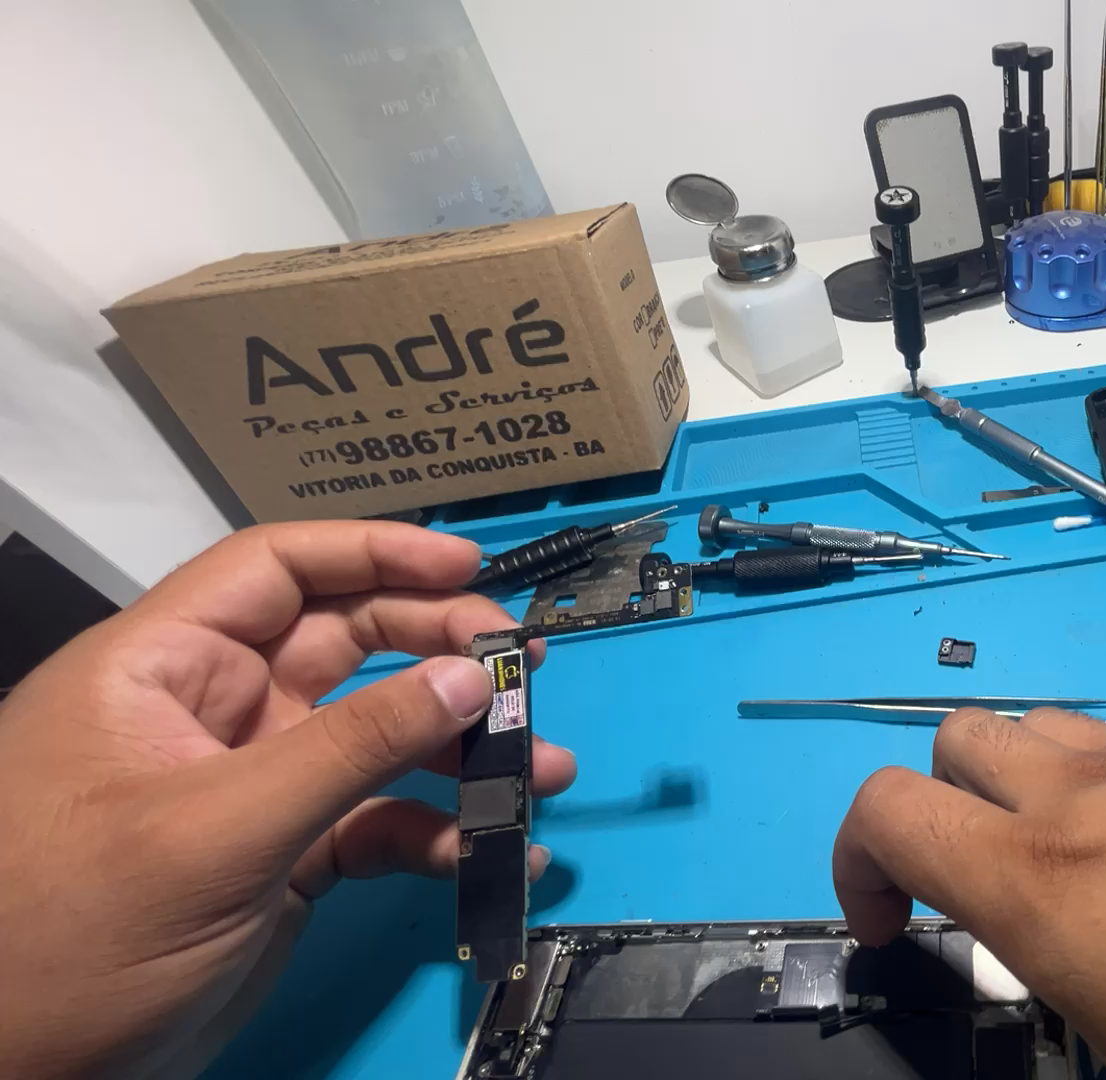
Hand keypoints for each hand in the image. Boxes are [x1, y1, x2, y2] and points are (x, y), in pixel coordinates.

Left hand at [0, 522, 575, 1079]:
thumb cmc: (59, 944)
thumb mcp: (214, 831)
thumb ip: (355, 746)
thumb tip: (474, 680)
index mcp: (169, 672)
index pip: (280, 570)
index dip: (378, 552)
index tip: (472, 567)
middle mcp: (230, 710)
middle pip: (363, 639)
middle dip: (451, 651)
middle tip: (525, 671)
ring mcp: (274, 779)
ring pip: (397, 729)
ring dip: (475, 749)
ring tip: (543, 772)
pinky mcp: (307, 845)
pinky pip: (398, 815)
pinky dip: (452, 828)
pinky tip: (495, 851)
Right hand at [836, 711, 1105, 1077]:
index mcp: (1059, 886)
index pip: (889, 808)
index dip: (859, 862)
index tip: (888, 927)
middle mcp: (1100, 797)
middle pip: (961, 741)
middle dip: (942, 808)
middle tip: (985, 898)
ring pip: (1053, 737)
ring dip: (1035, 800)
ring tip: (1103, 896)